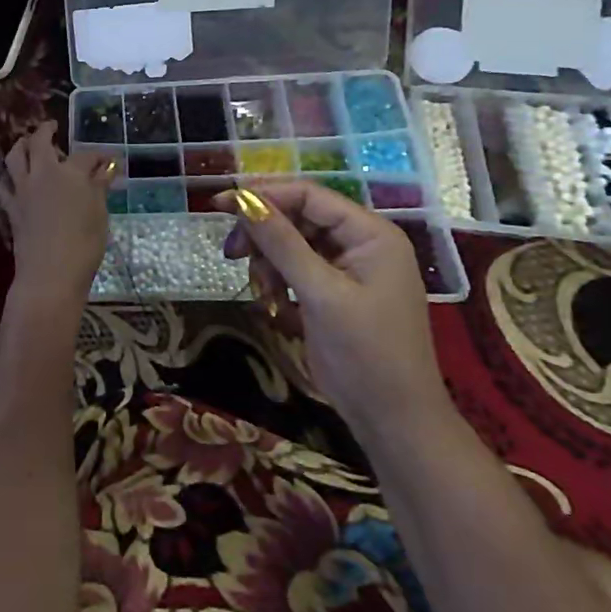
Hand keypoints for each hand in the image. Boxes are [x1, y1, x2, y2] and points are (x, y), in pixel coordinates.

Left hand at [0, 121, 115, 299]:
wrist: (50, 273)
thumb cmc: (84, 245)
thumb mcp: (99, 215)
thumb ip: (99, 189)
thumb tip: (106, 170)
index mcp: (71, 173)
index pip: (86, 155)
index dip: (99, 155)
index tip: (109, 160)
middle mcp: (43, 174)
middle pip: (40, 142)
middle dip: (46, 130)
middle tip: (52, 127)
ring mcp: (22, 189)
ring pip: (15, 156)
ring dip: (21, 145)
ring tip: (26, 142)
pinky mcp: (10, 207)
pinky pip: (5, 184)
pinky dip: (9, 176)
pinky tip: (13, 177)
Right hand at [212, 181, 448, 425]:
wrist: (392, 416)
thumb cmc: (365, 352)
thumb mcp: (320, 294)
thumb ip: (282, 244)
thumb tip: (243, 201)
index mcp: (371, 234)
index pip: (309, 195)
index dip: (263, 195)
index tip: (218, 205)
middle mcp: (360, 243)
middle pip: (296, 218)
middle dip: (262, 236)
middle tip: (231, 255)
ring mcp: (347, 269)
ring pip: (290, 245)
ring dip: (268, 266)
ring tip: (265, 296)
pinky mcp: (332, 292)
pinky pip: (294, 271)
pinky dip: (277, 284)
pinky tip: (274, 308)